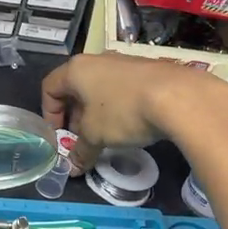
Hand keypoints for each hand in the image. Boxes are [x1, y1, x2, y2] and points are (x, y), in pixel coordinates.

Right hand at [40, 54, 227, 170]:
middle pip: (75, 88)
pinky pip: (122, 88)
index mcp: (76, 69)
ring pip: (100, 88)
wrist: (179, 97)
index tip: (60, 136)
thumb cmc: (123, 112)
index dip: (49, 114)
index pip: (49, 88)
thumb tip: (73, 168)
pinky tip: (132, 124)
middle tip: (82, 139)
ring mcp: (124, 62)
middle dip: (74, 116)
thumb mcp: (95, 136)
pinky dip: (119, 106)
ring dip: (97, 113)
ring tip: (107, 135)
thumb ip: (80, 151)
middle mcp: (97, 60)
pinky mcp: (147, 69)